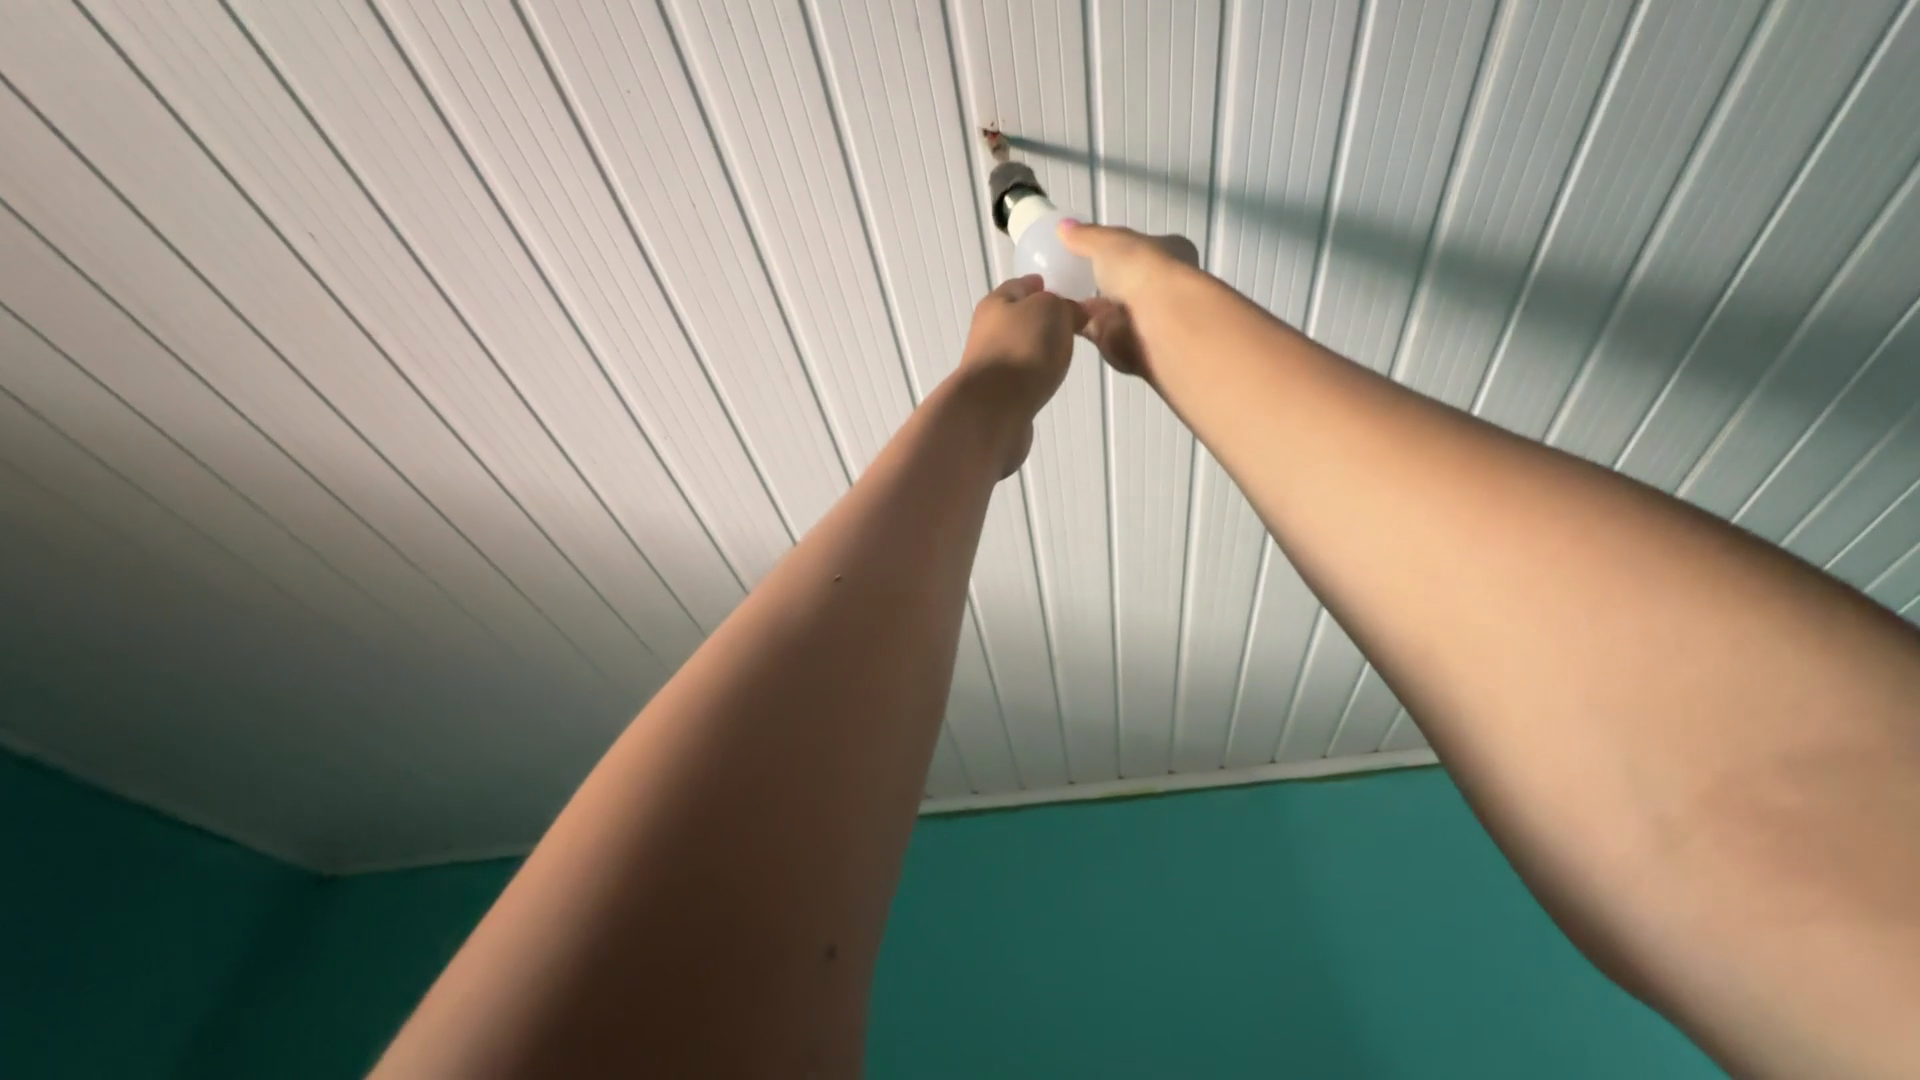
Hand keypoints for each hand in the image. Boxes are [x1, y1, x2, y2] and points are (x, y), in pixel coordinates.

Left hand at [958, 274, 1088, 474]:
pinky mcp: (997, 395)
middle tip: (1072, 324)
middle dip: (1042, 319)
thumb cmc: (1023, 349)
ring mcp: (990, 366)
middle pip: (1019, 319)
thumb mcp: (1051, 310)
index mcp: (996, 303)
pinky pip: (1021, 378)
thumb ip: (1065, 305)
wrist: (994, 408)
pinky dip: (1034, 376)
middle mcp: (988, 332)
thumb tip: (1072, 314)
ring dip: (1038, 349)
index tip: (1065, 291)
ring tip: (1065, 353)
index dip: (1043, 285)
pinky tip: (1048, 380)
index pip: (1021, 285)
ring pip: (1020, 349)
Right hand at [1057, 222, 1198, 380]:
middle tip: (1064, 272)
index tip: (1089, 247)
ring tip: (1051, 292)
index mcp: (1169, 254)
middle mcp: (1159, 286)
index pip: (1142, 248)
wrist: (1154, 321)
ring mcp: (1141, 318)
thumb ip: (1086, 236)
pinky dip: (1074, 323)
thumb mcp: (1110, 242)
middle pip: (1124, 281)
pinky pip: (1093, 329)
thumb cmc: (1141, 269)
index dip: (1119, 247)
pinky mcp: (1121, 344)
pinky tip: (1052, 313)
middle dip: (1100, 279)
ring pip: (1108, 307)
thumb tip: (1063, 227)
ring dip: (1084, 303)